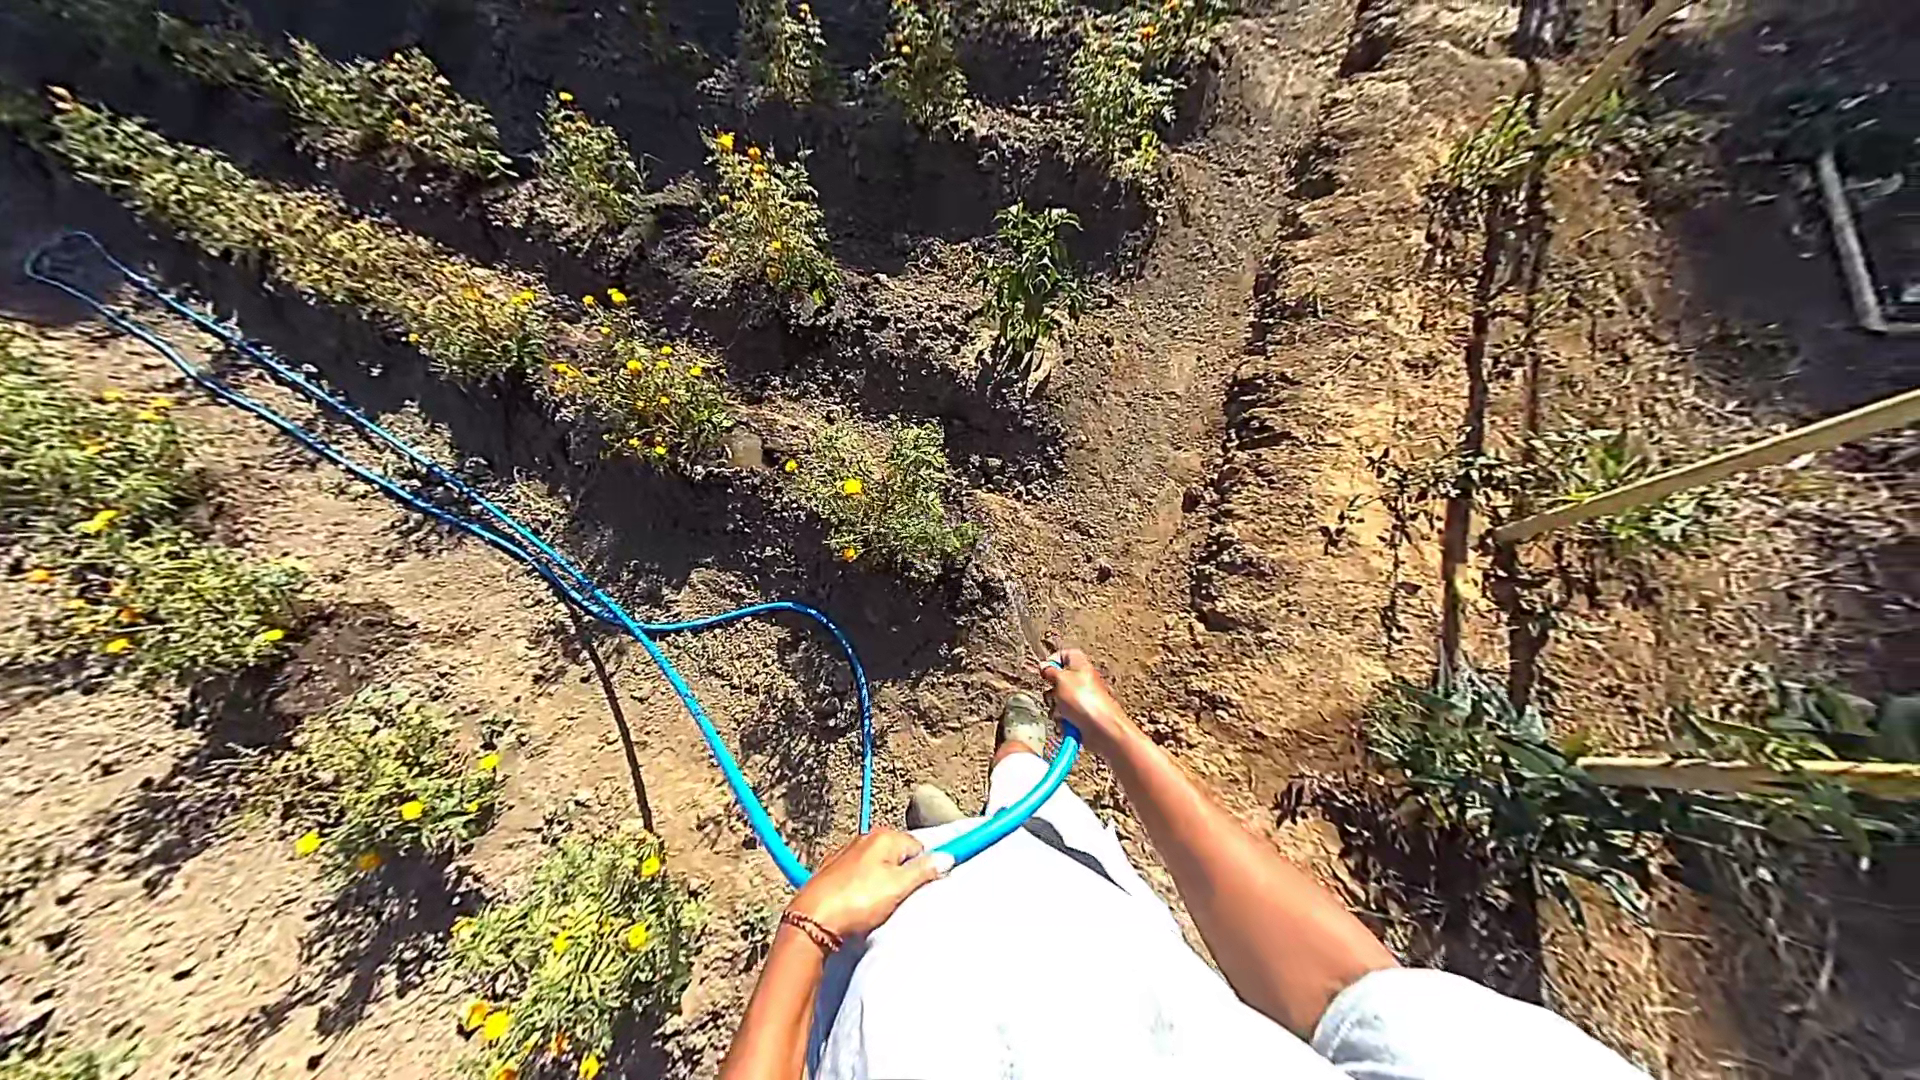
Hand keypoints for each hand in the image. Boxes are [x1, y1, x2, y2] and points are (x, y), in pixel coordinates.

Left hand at [787, 829, 949, 938]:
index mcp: (885, 836)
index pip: (918, 846)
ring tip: (876, 905)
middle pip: (897, 854)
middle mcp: (866, 837)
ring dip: (880, 880)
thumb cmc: (858, 900)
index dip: (922, 868)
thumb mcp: (899, 887)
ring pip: (877, 863)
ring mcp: (848, 851)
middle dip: (901, 874)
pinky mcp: (833, 867)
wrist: (813, 917)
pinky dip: (862, 884)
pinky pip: (858, 873)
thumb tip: (947, 857)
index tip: (920, 887)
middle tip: (897, 900)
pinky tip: (859, 903)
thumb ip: (924, 870)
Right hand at [1040, 649, 1138, 757]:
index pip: (1065, 654)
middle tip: (1055, 695)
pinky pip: (1063, 716)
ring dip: (1055, 708)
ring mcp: (1082, 700)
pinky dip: (1062, 721)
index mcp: (1081, 666)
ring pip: (1058, 701)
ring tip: (1063, 713)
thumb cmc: (1084, 700)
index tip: (1045, 671)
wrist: (1103, 730)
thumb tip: (1044, 666)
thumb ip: (1050, 671)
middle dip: (1051, 691)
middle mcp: (1082, 682)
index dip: (1053, 660)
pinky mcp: (1081, 717)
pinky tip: (1067, 724)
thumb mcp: (1061, 679)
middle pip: (1058, 681)